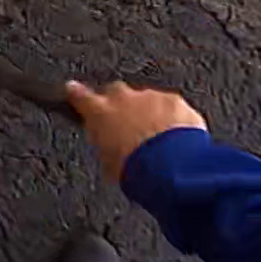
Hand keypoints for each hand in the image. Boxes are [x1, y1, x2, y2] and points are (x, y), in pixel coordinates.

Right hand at [65, 80, 207, 180]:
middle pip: (115, 93)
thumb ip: (103, 146)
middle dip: (122, 107)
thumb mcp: (108, 163)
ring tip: (164, 140)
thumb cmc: (137, 167)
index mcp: (95, 111)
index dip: (78, 95)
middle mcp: (117, 98)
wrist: (174, 168)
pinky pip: (173, 105)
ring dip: (152, 114)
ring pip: (147, 100)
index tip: (77, 94)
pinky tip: (183, 137)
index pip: (76, 94)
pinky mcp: (173, 101)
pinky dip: (177, 117)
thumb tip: (107, 150)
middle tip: (133, 128)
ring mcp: (146, 97)